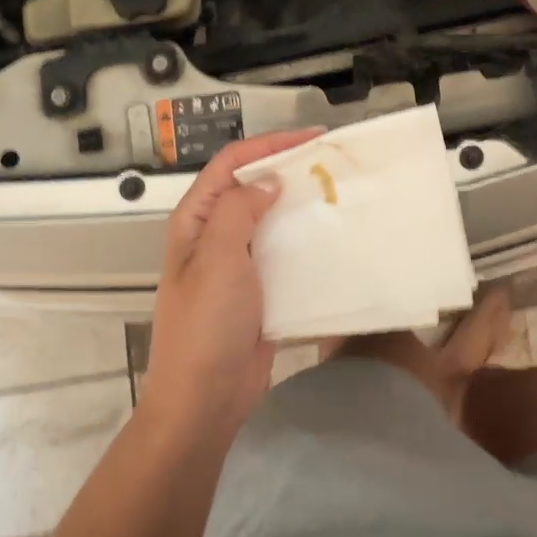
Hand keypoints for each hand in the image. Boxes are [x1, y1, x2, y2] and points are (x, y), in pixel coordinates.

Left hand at [140, 128, 322, 438]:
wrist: (204, 399)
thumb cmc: (205, 324)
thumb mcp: (217, 258)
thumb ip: (238, 210)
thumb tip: (268, 180)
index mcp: (195, 220)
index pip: (231, 164)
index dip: (269, 144)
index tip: (312, 137)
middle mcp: (214, 234)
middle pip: (252, 187)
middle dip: (289, 170)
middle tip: (333, 162)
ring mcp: (237, 263)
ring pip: (271, 220)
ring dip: (300, 205)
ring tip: (340, 193)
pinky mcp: (259, 290)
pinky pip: (284, 254)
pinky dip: (305, 241)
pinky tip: (335, 237)